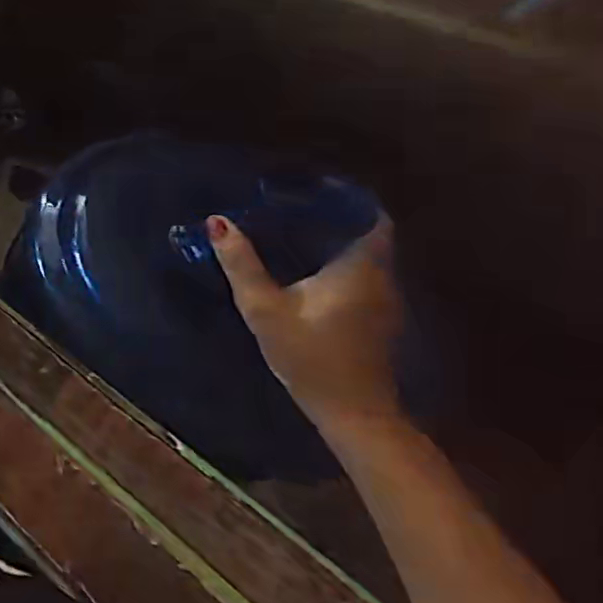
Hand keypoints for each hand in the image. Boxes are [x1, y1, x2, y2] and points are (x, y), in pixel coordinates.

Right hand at [208, 213, 403, 429]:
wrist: (352, 413)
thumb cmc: (309, 355)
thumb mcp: (264, 308)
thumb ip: (241, 263)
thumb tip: (218, 221)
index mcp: (360, 268)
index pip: (370, 218)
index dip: (347, 199)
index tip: (312, 188)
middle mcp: (381, 279)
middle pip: (366, 234)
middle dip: (333, 218)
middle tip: (291, 206)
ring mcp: (384, 302)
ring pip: (364, 256)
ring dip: (335, 241)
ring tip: (294, 231)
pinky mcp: (378, 320)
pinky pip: (361, 276)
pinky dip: (338, 263)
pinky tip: (308, 268)